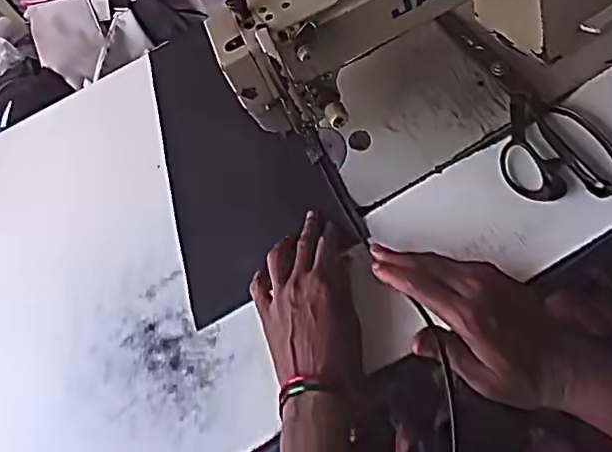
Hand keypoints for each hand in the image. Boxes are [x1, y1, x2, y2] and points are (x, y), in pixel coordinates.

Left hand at [252, 211, 362, 387]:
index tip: (332, 228)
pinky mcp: (266, 313)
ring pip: (277, 256)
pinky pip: (259, 285)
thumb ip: (344, 288)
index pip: (327, 244)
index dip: (331, 233)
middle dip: (309, 228)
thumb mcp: (352, 319)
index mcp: (324, 282)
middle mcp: (299, 284)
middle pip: (303, 244)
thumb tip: (341, 269)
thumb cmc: (339, 366)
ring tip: (289, 237)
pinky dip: (263, 274)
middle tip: (313, 219)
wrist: (317, 394)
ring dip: (285, 243)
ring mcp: (279, 297)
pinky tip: (266, 270)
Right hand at [369, 245, 596, 410]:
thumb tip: (419, 342)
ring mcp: (487, 278)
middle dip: (399, 258)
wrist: (562, 363)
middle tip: (378, 253)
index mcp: (469, 314)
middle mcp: (477, 289)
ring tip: (394, 254)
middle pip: (428, 264)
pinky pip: (456, 260)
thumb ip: (447, 353)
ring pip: (441, 259)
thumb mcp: (482, 378)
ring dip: (415, 256)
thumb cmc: (527, 375)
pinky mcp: (495, 274)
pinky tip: (427, 261)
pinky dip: (435, 258)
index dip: (397, 275)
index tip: (380, 268)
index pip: (422, 286)